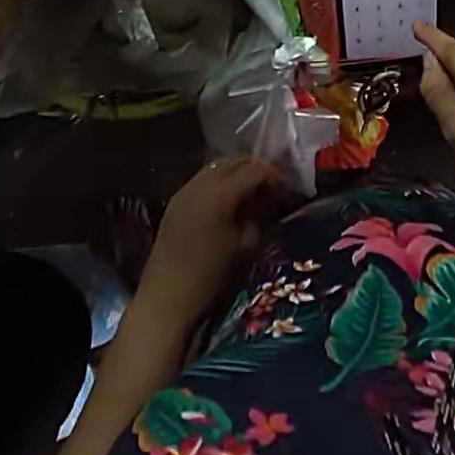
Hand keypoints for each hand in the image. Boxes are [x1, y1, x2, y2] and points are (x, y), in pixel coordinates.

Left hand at [137, 157, 285, 327]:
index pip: (254, 169)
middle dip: (255, 170)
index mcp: (220, 193)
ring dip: (236, 174)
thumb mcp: (246, 244)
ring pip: (216, 167)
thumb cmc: (212, 274)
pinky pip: (202, 180)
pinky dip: (219, 183)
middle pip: (234, 161)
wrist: (168, 294)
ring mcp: (185, 189)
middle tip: (270, 189)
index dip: (274, 176)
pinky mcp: (176, 200)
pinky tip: (228, 203)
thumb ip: (260, 214)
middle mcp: (201, 183)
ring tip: (250, 195)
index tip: (286, 191)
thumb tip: (271, 198)